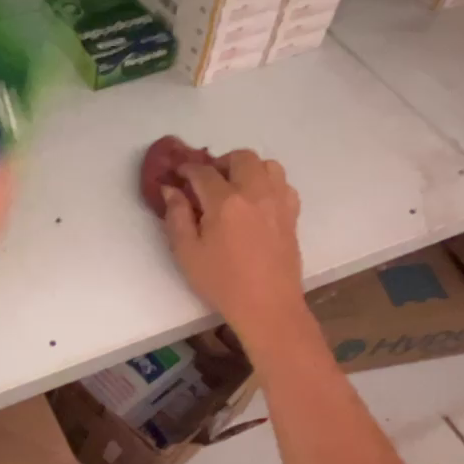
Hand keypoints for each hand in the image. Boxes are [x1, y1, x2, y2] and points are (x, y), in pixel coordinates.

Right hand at [161, 149, 312, 346]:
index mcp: (225, 202)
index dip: (187, 169)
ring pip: (267, 165)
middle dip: (221, 162)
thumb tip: (171, 190)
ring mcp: (278, 202)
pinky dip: (268, 184)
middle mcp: (255, 193)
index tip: (178, 174)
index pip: (203, 172)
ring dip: (248, 169)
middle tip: (208, 180)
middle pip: (241, 157)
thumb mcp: (187, 253)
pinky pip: (283, 184)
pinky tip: (257, 202)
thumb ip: (176, 216)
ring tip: (235, 187)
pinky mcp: (292, 215)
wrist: (267, 307)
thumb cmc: (222, 282)